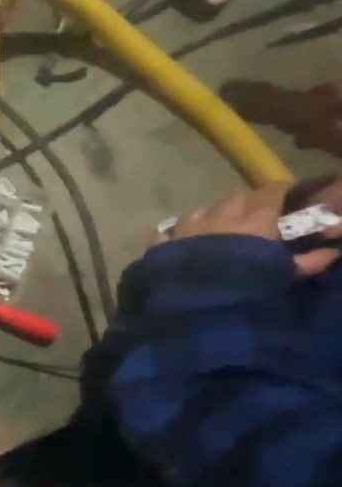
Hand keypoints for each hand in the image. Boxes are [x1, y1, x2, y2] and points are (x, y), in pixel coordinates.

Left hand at [166, 180, 341, 276]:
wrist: (192, 296)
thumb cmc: (245, 280)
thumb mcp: (285, 271)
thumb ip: (311, 260)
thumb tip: (333, 251)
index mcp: (253, 219)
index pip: (270, 193)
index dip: (280, 190)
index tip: (287, 193)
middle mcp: (219, 217)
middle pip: (234, 198)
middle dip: (246, 200)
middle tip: (254, 209)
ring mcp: (186, 228)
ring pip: (200, 209)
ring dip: (211, 212)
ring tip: (218, 222)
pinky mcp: (162, 243)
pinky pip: (166, 230)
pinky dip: (174, 231)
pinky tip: (179, 236)